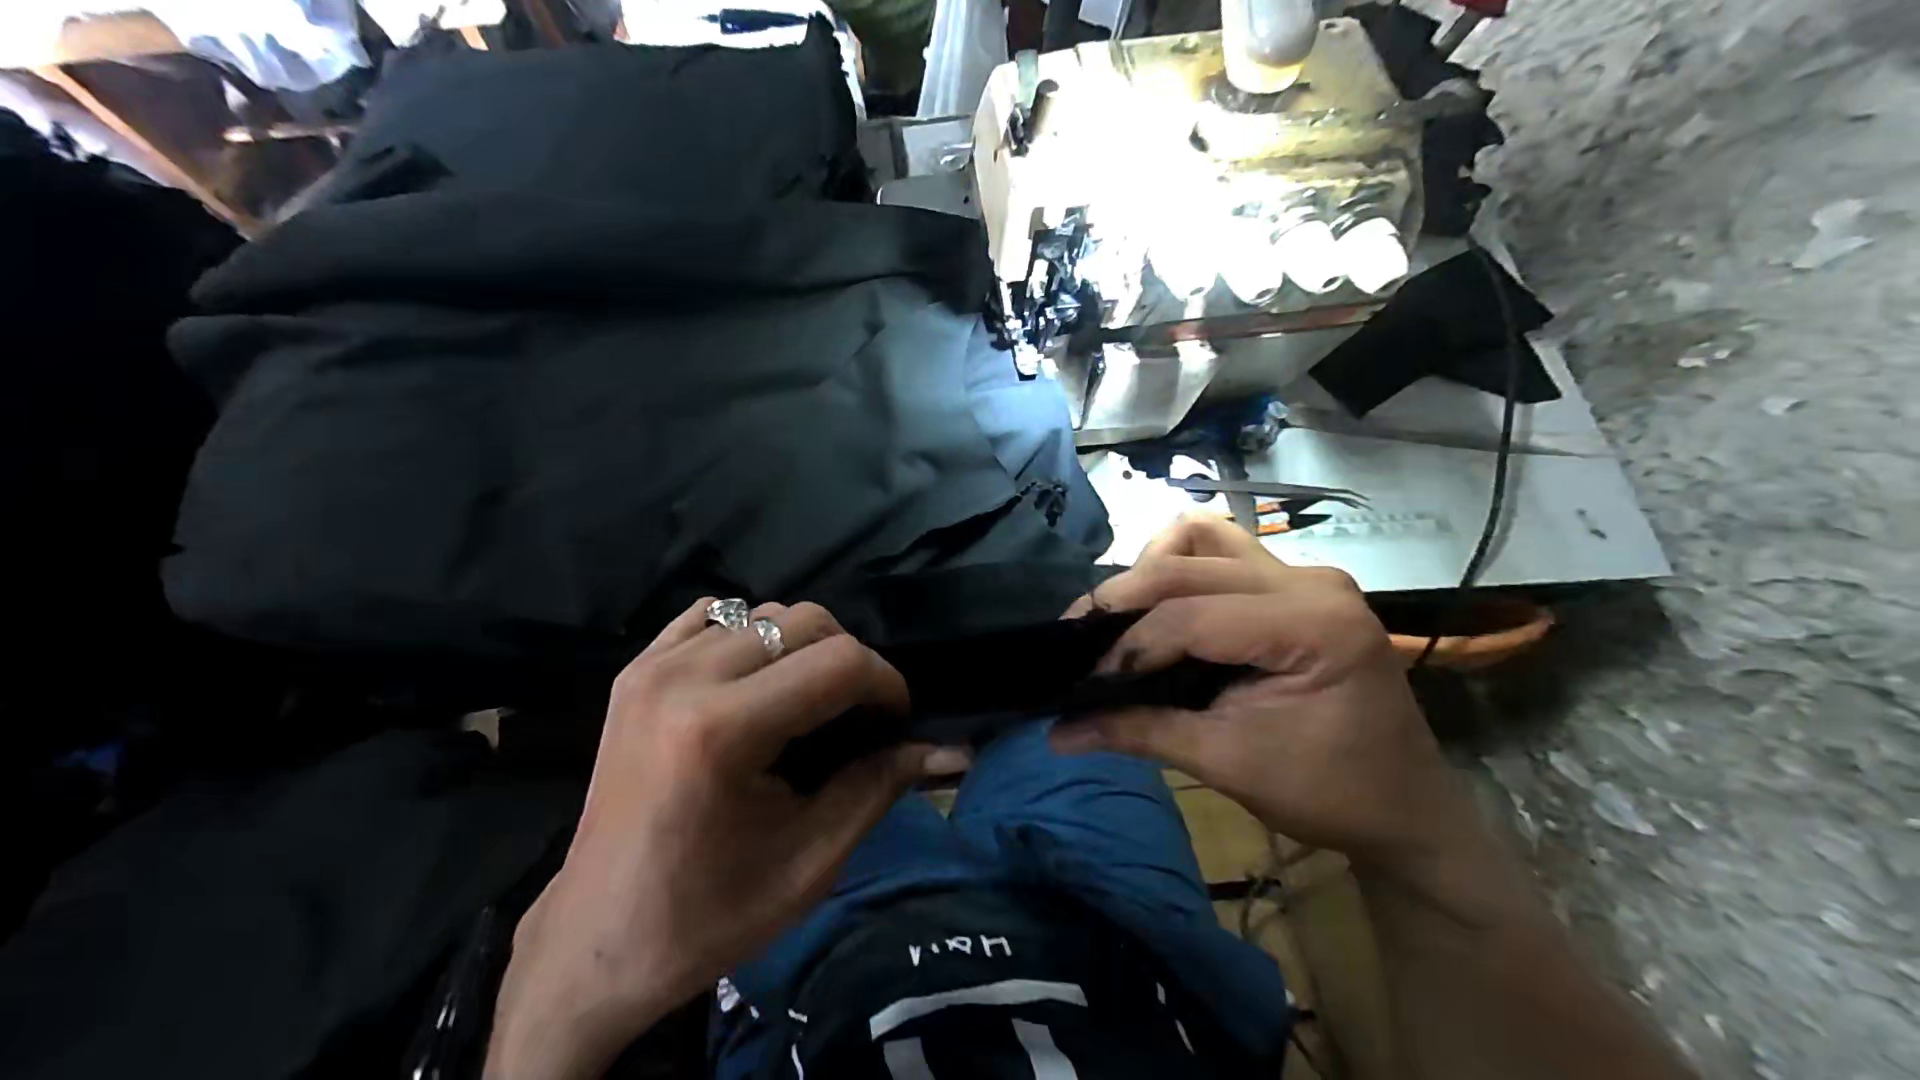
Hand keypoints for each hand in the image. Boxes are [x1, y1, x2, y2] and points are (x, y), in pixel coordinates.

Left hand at [486, 599, 966, 1079]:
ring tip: (807, 701)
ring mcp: (650, 667)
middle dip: (851, 661)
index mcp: (722, 731)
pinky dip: (749, 635)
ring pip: (764, 611)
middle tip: (858, 715)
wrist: (595, 942)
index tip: (897, 722)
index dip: (887, 685)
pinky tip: (754, 680)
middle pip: (805, 620)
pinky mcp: (633, 670)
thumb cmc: (709, 916)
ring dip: (803, 646)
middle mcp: (682, 678)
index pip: (840, 663)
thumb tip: (954, 751)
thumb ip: (882, 786)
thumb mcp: (812, 861)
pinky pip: (711, 615)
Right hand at [1053, 517, 1496, 910]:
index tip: (1084, 684)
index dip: (1128, 647)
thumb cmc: (1327, 793)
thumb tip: (1057, 733)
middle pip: (1188, 564)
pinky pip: (1221, 550)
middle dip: (1124, 600)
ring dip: (1151, 568)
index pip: (1191, 614)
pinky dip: (1178, 569)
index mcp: (1312, 624)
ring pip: (1202, 536)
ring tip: (1121, 617)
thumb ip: (1138, 732)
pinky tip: (1159, 606)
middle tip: (1080, 641)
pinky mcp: (1294, 582)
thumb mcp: (1226, 763)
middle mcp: (1310, 581)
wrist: (1404, 808)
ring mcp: (1305, 575)